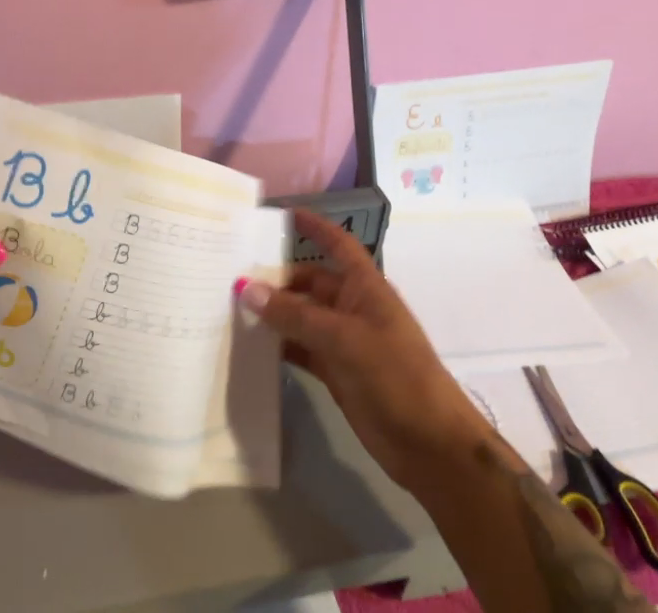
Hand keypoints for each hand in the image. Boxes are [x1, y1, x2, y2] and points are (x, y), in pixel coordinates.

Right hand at [238, 210, 489, 492]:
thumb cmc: (395, 376)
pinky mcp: (336, 373)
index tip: (284, 214)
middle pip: (310, 283)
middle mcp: (353, 309)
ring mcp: (344, 343)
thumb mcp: (343, 339)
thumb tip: (246, 288)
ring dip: (273, 314)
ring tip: (228, 307)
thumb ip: (294, 315)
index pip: (339, 246)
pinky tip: (248, 346)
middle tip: (230, 275)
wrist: (429, 443)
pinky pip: (300, 349)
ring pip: (301, 317)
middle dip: (277, 278)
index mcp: (365, 289)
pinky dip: (278, 346)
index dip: (316, 228)